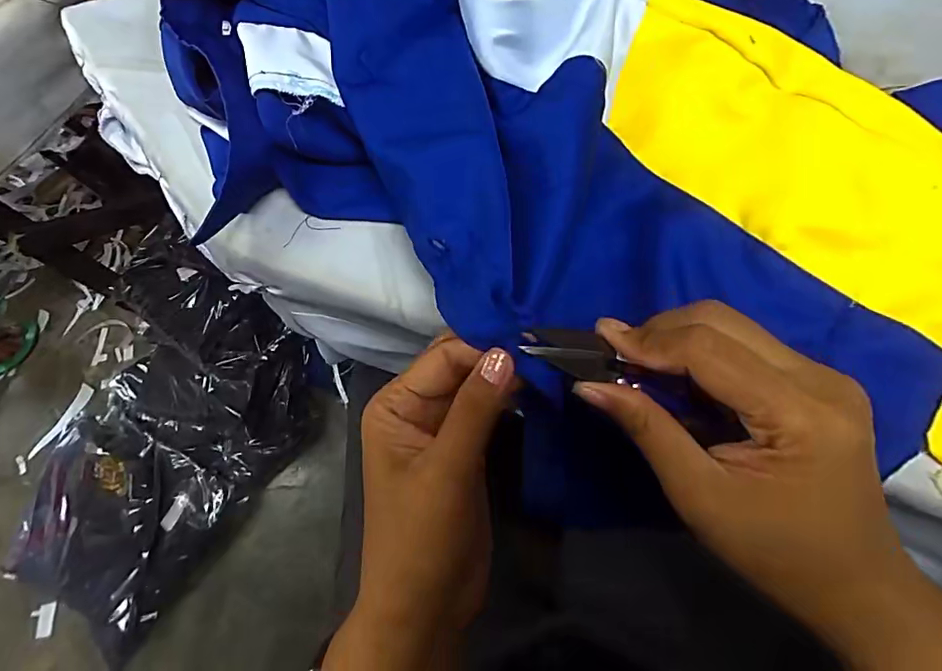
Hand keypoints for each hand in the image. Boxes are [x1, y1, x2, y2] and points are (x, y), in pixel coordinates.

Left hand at [325, 337, 518, 670]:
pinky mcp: (463, 451)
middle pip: (455, 366)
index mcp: (394, 404)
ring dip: (504, 374)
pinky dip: (507, 399)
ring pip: (473, 387)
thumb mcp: (447, 470)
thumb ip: (474, 409)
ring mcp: (438, 429)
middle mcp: (413, 408)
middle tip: (543, 336)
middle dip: (493, 352)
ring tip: (547, 352)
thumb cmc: (422, 537)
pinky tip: (537, 386)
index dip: (482, 343)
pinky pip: (484, 412)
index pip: (441, 358)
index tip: (529, 332)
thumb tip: (504, 351)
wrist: (425, 608)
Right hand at [574, 303, 941, 669]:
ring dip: (679, 335)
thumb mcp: (699, 497)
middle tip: (619, 353)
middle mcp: (821, 380)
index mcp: (801, 414)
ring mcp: (826, 375)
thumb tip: (588, 383)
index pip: (708, 349)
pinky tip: (682, 374)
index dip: (650, 339)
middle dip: (660, 330)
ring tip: (643, 362)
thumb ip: (647, 429)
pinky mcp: (821, 379)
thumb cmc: (776, 551)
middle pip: (721, 321)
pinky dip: (703, 347)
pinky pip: (747, 340)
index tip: (601, 339)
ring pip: (732, 324)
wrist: (859, 587)